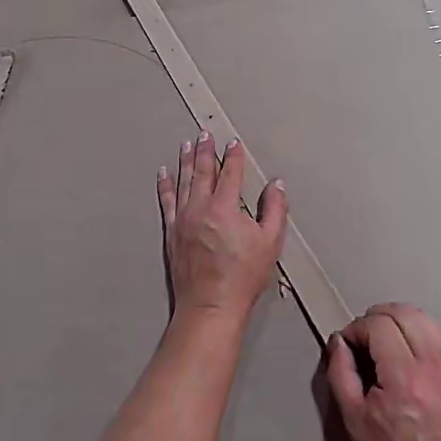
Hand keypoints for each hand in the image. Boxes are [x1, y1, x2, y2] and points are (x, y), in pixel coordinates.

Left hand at [157, 131, 287, 320]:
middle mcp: (201, 208)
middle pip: (202, 171)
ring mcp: (183, 218)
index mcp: (225, 208)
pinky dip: (165, 185)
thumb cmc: (241, 278)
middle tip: (205, 134)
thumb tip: (276, 186)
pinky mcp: (172, 231)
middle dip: (205, 150)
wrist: (210, 305)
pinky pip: (167, 200)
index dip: (233, 156)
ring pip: (184, 181)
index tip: (233, 144)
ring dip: (185, 160)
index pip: (230, 173)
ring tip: (186, 144)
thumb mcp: (270, 243)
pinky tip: (164, 173)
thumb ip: (275, 210)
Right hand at [327, 303, 440, 440]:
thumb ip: (340, 372)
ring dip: (397, 321)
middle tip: (362, 341)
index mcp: (405, 380)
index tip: (347, 346)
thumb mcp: (353, 421)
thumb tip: (338, 341)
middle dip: (375, 318)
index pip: (378, 325)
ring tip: (381, 343)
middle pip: (403, 313)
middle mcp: (433, 368)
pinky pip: (437, 336)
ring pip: (423, 318)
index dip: (356, 328)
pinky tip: (403, 355)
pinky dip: (416, 333)